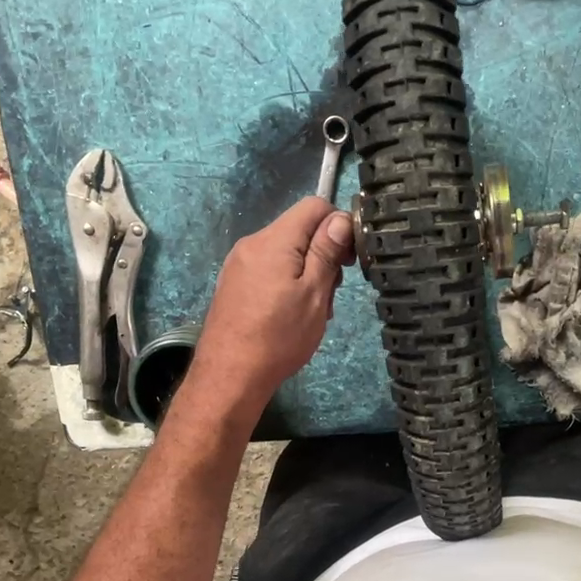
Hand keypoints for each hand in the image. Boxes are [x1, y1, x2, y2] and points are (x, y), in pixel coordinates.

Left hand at [191, 197, 354, 410]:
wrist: (230, 375)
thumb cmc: (279, 337)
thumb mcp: (313, 294)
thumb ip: (326, 253)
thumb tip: (340, 219)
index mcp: (274, 241)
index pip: (313, 206)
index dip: (339, 224)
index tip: (350, 259)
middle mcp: (252, 243)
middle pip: (299, 230)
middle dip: (323, 255)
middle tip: (331, 295)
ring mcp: (239, 264)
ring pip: (286, 253)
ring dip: (307, 274)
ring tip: (312, 312)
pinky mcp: (234, 284)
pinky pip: (270, 270)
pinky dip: (288, 284)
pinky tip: (290, 316)